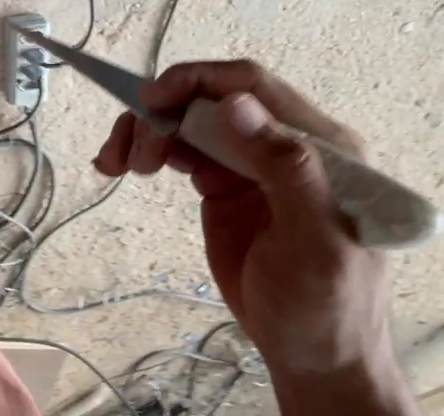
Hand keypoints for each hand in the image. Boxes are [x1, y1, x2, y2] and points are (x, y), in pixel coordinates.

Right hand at [95, 61, 414, 411]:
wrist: (314, 361)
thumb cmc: (325, 309)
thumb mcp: (315, 247)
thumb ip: (287, 171)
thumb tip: (236, 105)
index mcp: (320, 146)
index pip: (251, 86)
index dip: (197, 81)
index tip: (152, 100)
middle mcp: (281, 141)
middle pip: (206, 99)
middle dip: (160, 115)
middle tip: (134, 156)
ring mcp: (248, 160)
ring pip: (183, 119)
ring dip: (144, 132)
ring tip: (119, 165)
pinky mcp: (221, 180)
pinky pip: (175, 146)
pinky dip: (142, 149)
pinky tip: (118, 165)